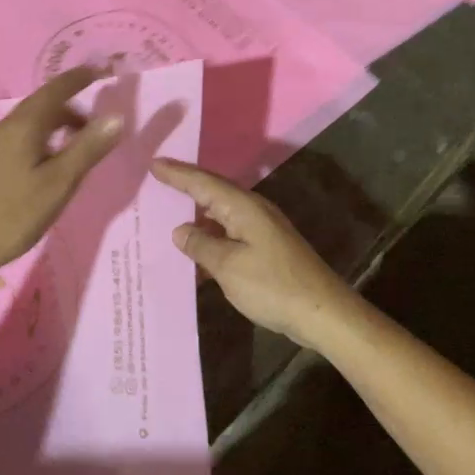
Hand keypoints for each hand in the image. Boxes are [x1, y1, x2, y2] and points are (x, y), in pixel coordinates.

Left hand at [0, 67, 124, 284]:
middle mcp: (5, 127)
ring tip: (76, 152)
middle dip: (72, 106)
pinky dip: (42, 140)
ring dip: (57, 126)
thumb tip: (116, 116)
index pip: (56, 89)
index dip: (80, 77)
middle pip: (43, 104)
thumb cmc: (10, 216)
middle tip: (97, 127)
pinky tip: (46, 168)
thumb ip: (87, 149)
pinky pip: (19, 138)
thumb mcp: (58, 184)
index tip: (103, 70)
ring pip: (30, 123)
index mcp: (24, 125)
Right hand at [151, 158, 356, 350]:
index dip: (177, 174)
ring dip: (196, 213)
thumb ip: (201, 246)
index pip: (203, 183)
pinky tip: (195, 250)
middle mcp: (253, 210)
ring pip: (221, 214)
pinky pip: (229, 232)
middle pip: (213, 192)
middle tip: (156, 181)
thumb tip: (180, 230)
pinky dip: (210, 236)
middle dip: (185, 186)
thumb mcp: (229, 267)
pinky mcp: (266, 248)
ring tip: (167, 213)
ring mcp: (262, 229)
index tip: (153, 163)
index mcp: (243, 207)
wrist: (322, 311)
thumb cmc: (273, 286)